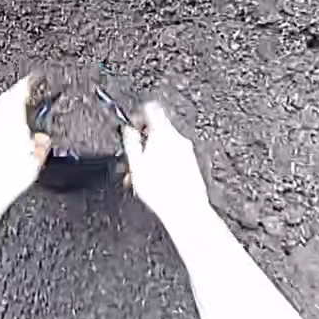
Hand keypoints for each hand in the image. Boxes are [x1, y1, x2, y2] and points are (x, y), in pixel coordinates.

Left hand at [0, 76, 51, 212]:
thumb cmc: (6, 177)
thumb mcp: (37, 160)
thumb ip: (42, 143)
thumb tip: (44, 138)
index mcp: (11, 115)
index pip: (21, 90)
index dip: (30, 83)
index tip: (35, 80)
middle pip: (7, 97)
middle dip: (18, 93)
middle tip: (27, 93)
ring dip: (7, 105)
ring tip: (16, 111)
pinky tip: (2, 129)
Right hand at [120, 102, 213, 228]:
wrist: (186, 211)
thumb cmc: (162, 191)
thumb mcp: (135, 165)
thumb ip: (130, 141)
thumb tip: (127, 129)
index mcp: (163, 133)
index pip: (150, 108)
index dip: (137, 115)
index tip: (131, 127)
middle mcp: (177, 138)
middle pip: (157, 128)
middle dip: (143, 140)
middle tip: (133, 156)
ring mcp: (186, 150)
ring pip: (164, 143)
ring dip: (150, 154)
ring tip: (141, 174)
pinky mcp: (191, 162)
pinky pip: (172, 154)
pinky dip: (161, 162)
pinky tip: (154, 179)